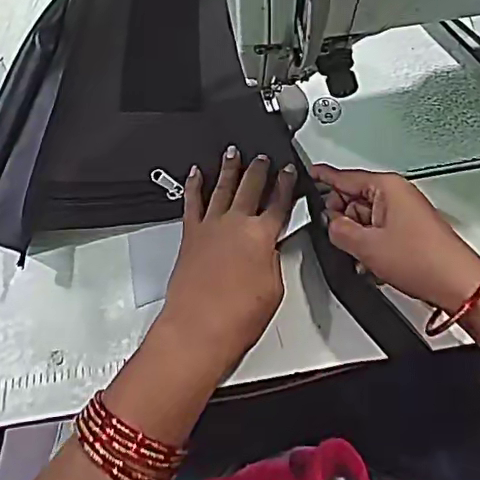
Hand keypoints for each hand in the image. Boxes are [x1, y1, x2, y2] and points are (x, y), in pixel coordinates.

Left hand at [154, 148, 298, 380]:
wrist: (199, 327)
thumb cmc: (236, 316)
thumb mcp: (273, 289)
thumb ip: (273, 261)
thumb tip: (269, 250)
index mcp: (262, 236)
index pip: (279, 203)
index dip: (286, 185)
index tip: (289, 173)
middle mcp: (235, 224)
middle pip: (251, 186)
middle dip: (260, 169)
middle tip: (264, 157)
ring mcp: (210, 226)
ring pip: (222, 186)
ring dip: (229, 168)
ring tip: (233, 153)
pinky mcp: (190, 234)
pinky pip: (192, 201)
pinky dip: (194, 185)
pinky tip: (196, 174)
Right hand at [311, 164, 479, 311]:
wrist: (460, 287)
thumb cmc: (427, 262)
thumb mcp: (365, 246)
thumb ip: (337, 229)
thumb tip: (330, 223)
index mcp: (387, 186)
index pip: (344, 176)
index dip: (322, 178)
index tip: (309, 174)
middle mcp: (398, 194)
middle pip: (353, 198)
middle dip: (342, 217)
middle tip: (338, 235)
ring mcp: (405, 211)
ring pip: (365, 217)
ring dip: (357, 235)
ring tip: (363, 256)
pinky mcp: (410, 229)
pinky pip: (379, 229)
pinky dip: (371, 243)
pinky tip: (374, 262)